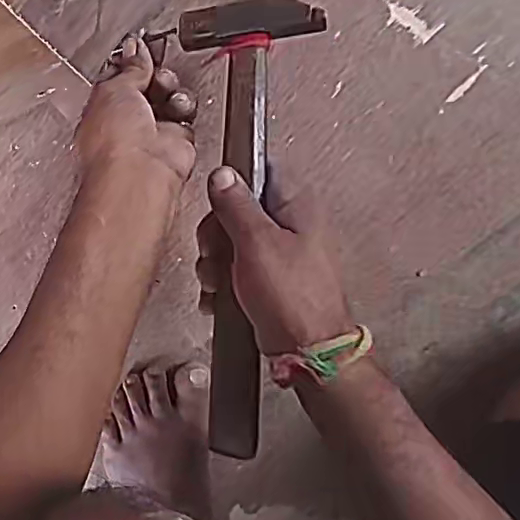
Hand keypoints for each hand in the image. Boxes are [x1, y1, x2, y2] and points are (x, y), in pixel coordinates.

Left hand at [72, 35, 197, 181]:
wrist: (139, 171)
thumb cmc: (113, 141)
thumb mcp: (114, 89)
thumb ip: (129, 67)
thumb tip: (134, 48)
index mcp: (100, 110)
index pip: (118, 77)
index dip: (130, 60)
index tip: (140, 44)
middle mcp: (124, 122)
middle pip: (145, 83)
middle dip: (152, 72)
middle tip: (153, 73)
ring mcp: (150, 131)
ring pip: (167, 94)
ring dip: (169, 88)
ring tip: (164, 91)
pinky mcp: (174, 140)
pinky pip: (184, 113)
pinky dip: (183, 106)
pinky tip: (176, 109)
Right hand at [197, 166, 355, 352]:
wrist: (304, 348)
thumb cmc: (292, 297)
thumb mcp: (256, 243)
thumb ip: (235, 205)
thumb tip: (222, 174)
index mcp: (296, 205)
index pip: (259, 172)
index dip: (231, 188)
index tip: (218, 209)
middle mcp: (291, 225)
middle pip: (236, 211)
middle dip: (216, 236)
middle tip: (216, 253)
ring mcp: (280, 253)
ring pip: (231, 243)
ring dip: (215, 264)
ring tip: (219, 282)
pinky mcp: (269, 278)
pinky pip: (235, 269)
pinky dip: (223, 283)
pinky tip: (222, 296)